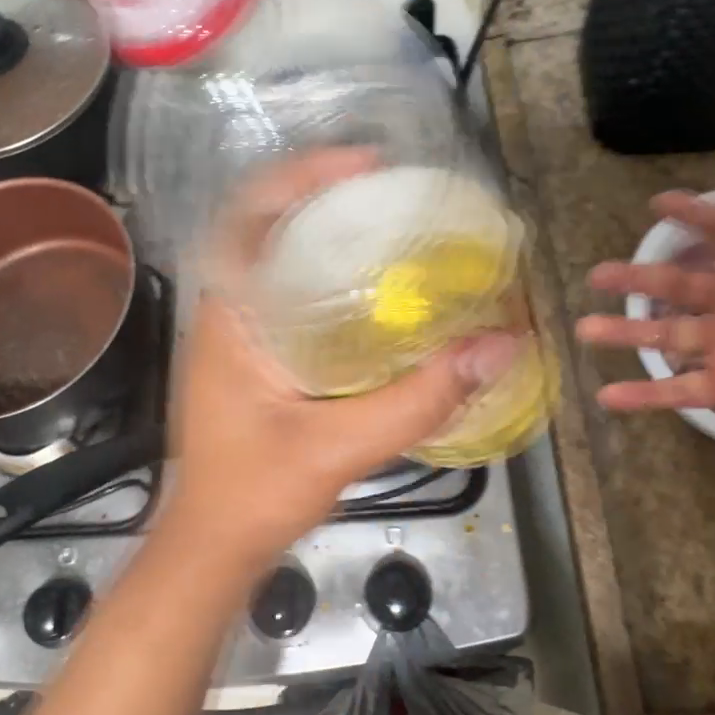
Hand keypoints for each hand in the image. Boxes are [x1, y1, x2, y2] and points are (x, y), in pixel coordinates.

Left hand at [161, 150, 521, 561]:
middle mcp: (228, 314)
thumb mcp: (338, 447)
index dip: (302, 175)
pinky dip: (333, 288)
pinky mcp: (256, 365)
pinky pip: (294, 304)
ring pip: (283, 268)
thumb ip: (418, 400)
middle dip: (329, 204)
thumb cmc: (254, 494)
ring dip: (331, 244)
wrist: (212, 548)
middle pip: (271, 231)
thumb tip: (501, 346)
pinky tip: (380, 304)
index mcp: (229, 314)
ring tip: (396, 236)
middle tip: (397, 199)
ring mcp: (239, 340)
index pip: (248, 213)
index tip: (367, 165)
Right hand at [575, 133, 714, 459]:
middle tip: (597, 273)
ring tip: (585, 328)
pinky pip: (679, 391)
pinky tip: (606, 396)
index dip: (690, 215)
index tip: (656, 204)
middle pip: (677, 286)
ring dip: (626, 332)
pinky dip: (644, 395)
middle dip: (637, 277)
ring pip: (666, 337)